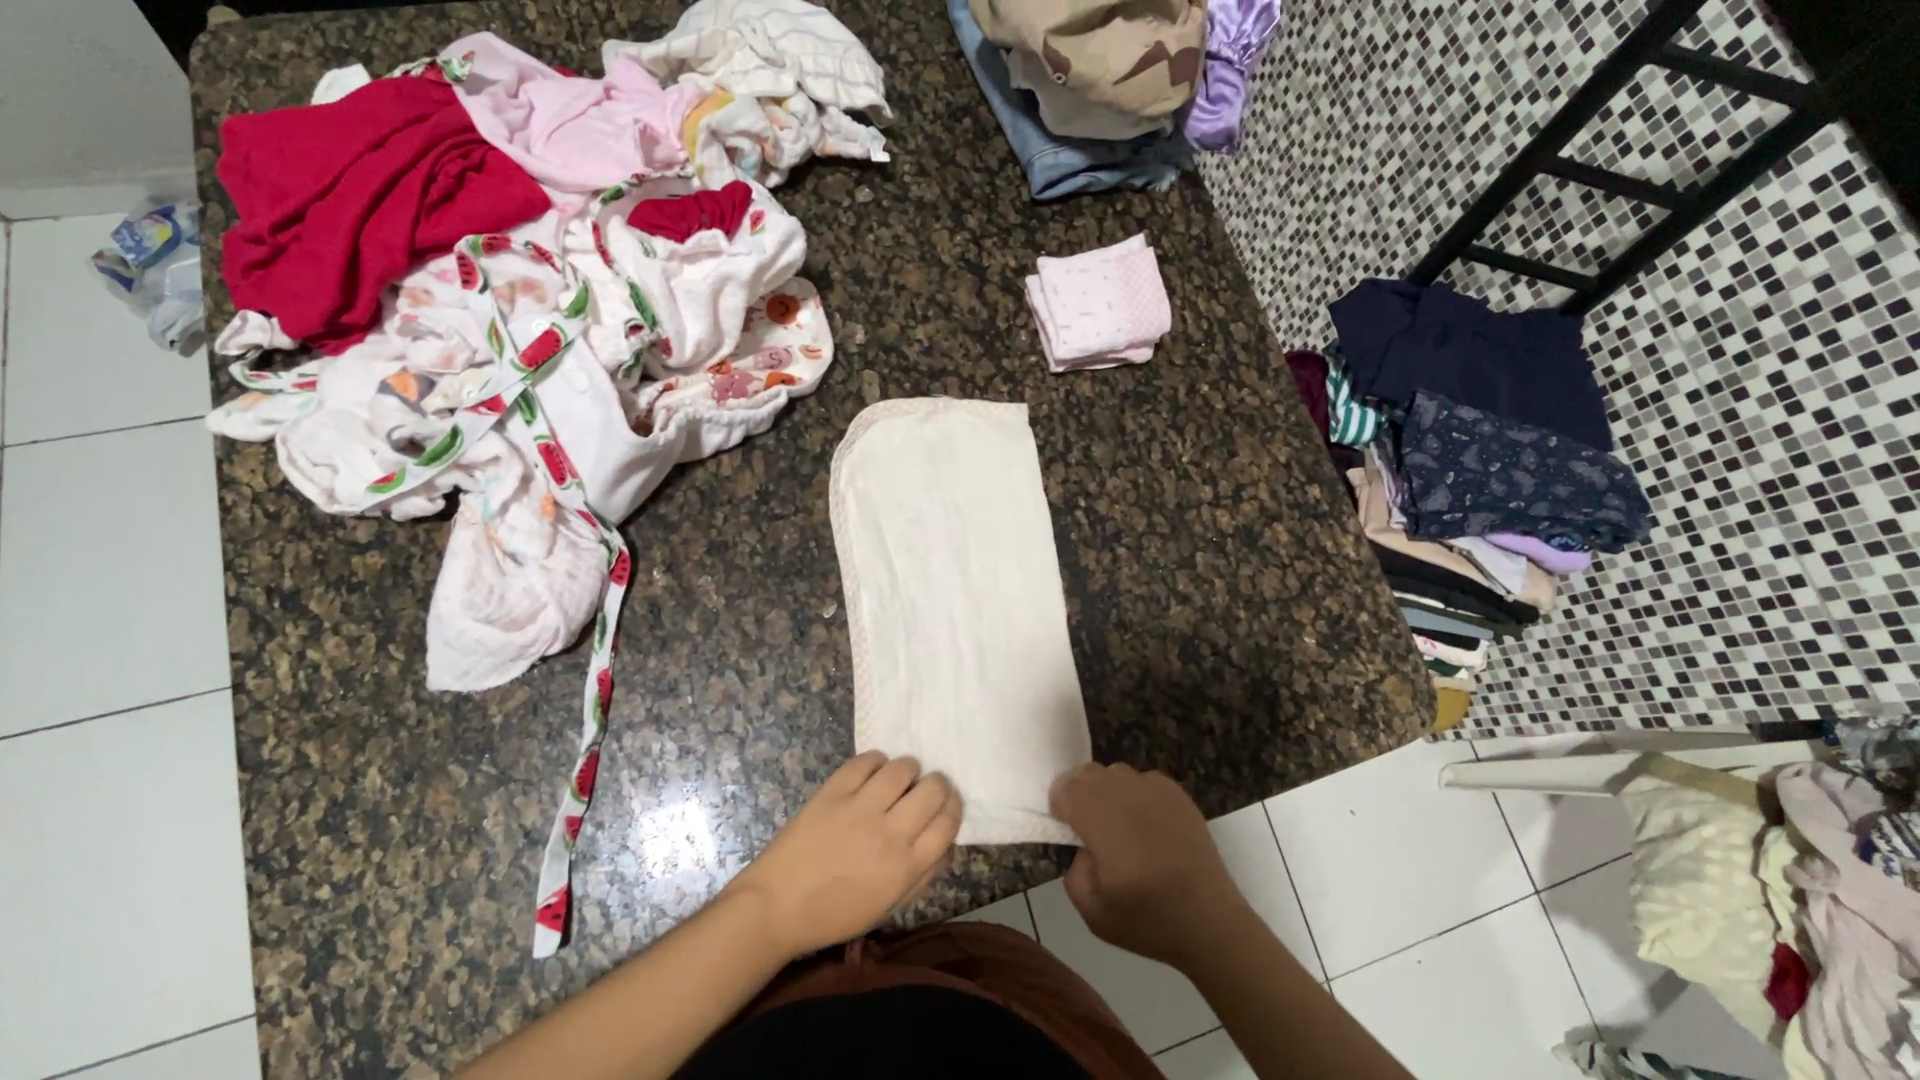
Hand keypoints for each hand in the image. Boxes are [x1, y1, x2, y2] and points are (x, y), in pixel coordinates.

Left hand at [725, 751, 962, 959]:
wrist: (777, 906)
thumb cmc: (834, 914)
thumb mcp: (888, 905)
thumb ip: (923, 874)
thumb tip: (946, 843)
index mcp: (906, 867)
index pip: (948, 822)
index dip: (953, 806)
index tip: (947, 803)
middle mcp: (889, 833)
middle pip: (933, 790)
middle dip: (936, 785)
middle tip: (924, 789)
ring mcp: (859, 809)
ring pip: (902, 768)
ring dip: (908, 770)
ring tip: (898, 779)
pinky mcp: (832, 792)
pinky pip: (866, 762)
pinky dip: (876, 762)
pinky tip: (872, 773)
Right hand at [1049, 762, 1250, 968]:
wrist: (1210, 923)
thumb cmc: (1149, 922)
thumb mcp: (1092, 911)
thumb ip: (1073, 869)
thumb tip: (1083, 843)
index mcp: (1105, 824)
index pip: (1067, 788)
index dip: (1059, 806)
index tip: (1068, 831)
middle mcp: (1130, 797)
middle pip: (1089, 773)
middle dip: (1080, 795)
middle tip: (1088, 830)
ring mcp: (1158, 791)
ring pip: (1116, 773)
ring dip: (1107, 793)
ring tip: (1120, 828)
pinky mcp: (1179, 795)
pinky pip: (1143, 780)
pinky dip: (1135, 795)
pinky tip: (1146, 826)